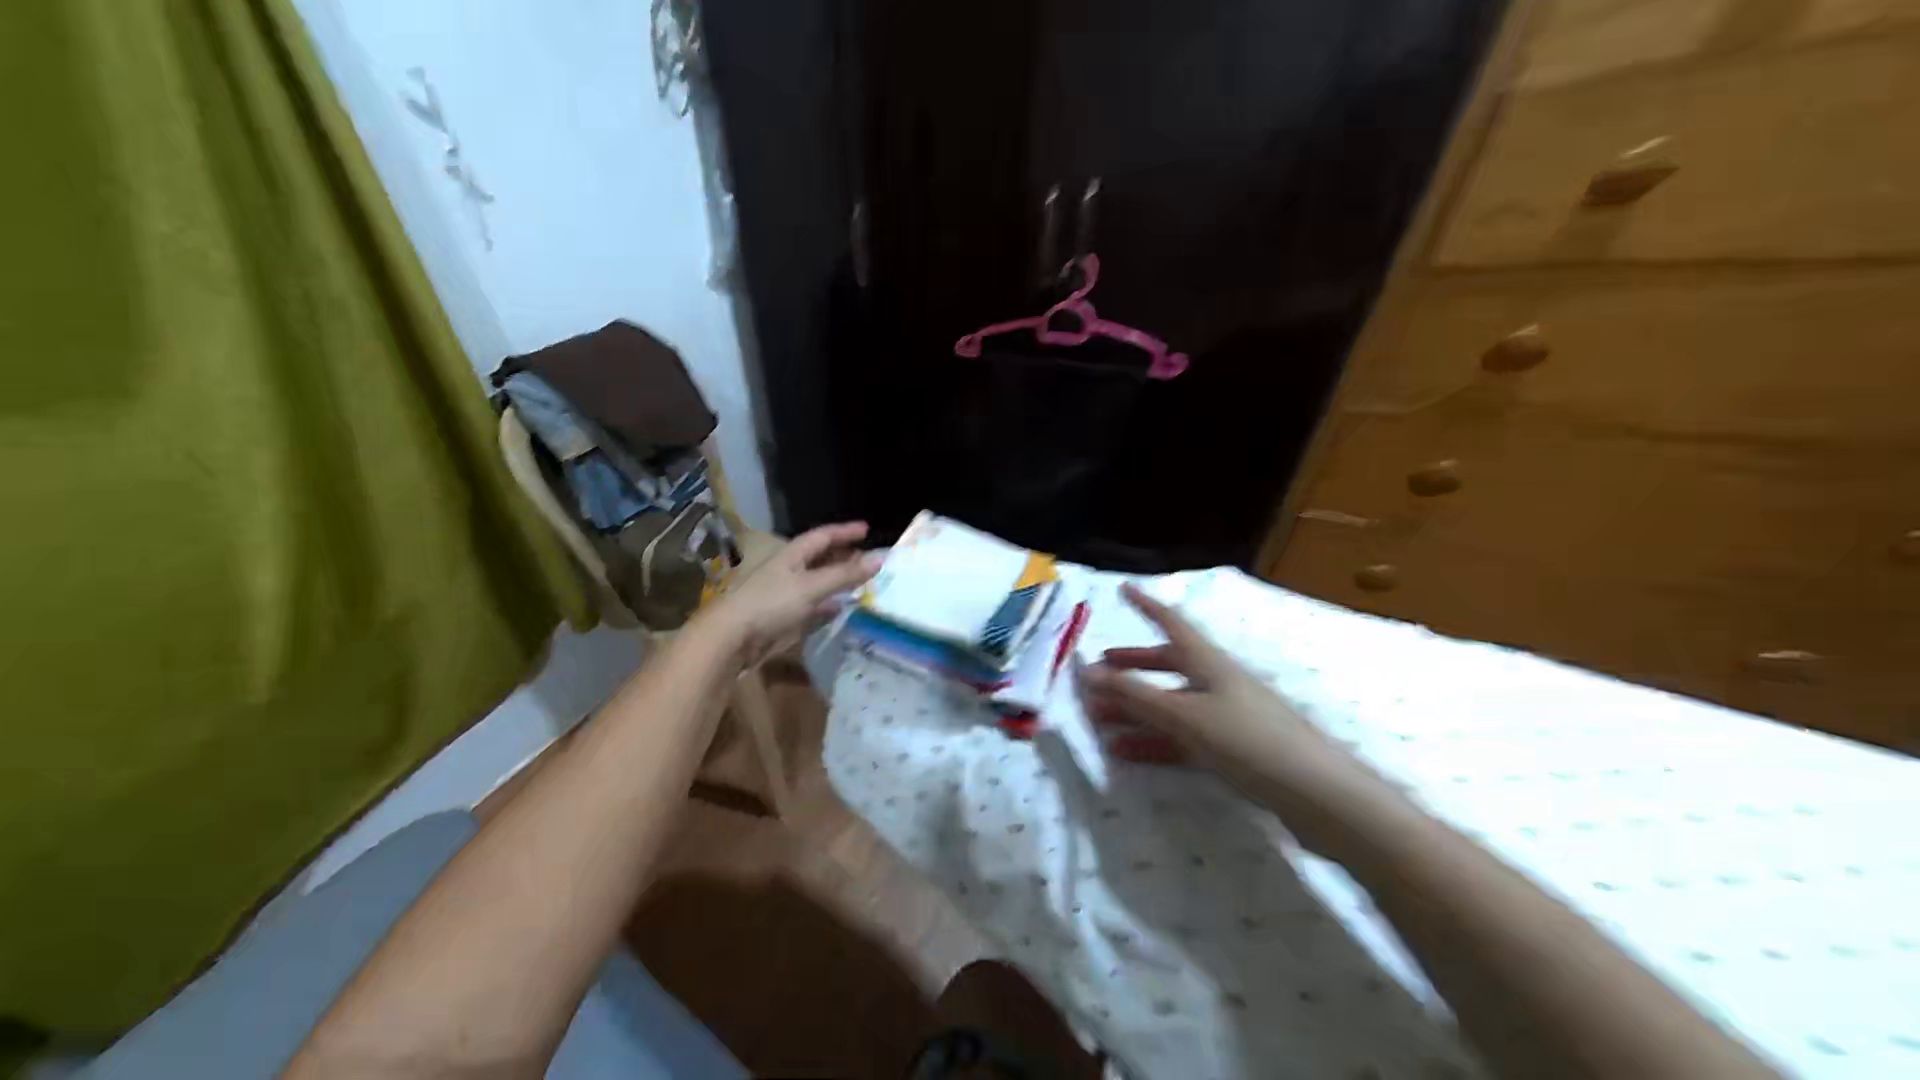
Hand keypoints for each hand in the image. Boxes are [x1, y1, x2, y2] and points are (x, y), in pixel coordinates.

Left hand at [699, 521, 879, 660]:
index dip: (845, 531)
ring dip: (837, 581)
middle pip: (819, 558)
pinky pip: (810, 606)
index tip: (867, 529)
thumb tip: (879, 559)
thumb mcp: (812, 587)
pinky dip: (827, 605)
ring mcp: (783, 594)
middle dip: (843, 556)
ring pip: (816, 582)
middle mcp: (787, 570)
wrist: (731, 638)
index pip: (823, 536)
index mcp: (792, 555)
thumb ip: (845, 575)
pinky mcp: (781, 617)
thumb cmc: (770, 604)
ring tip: (860, 583)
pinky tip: (839, 609)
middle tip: (867, 558)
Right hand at [1076, 583, 1386, 806]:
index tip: (1124, 589)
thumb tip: (1088, 671)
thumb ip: (1135, 695)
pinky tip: (1126, 752)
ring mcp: (1225, 716)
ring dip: (1136, 710)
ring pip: (1171, 705)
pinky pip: (1183, 737)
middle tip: (1100, 671)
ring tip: (1099, 719)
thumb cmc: (1247, 740)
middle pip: (1168, 665)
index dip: (1147, 605)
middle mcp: (1216, 682)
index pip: (1171, 623)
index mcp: (1209, 662)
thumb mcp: (1184, 715)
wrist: (1315, 793)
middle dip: (1132, 667)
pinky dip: (1155, 741)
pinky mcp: (1232, 749)